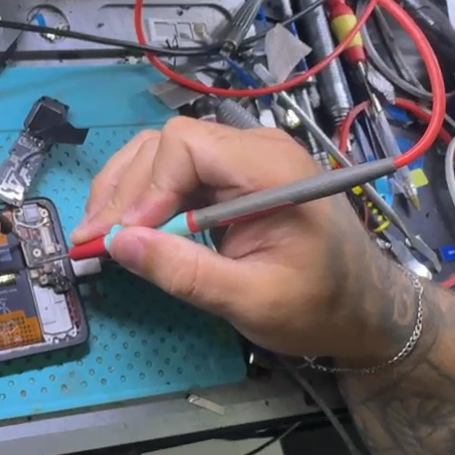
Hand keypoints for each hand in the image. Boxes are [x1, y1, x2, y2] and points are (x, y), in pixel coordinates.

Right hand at [70, 118, 401, 359]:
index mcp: (271, 168)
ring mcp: (241, 159)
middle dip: (123, 191)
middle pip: (165, 144)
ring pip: (160, 153)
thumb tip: (116, 243)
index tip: (121, 236)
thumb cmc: (318, 308)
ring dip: (123, 190)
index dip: (145, 188)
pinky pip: (173, 172)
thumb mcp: (251, 301)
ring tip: (96, 232)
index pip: (184, 145)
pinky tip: (122, 226)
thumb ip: (183, 271)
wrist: (364, 310)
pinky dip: (140, 197)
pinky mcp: (229, 176)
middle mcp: (254, 149)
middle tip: (91, 240)